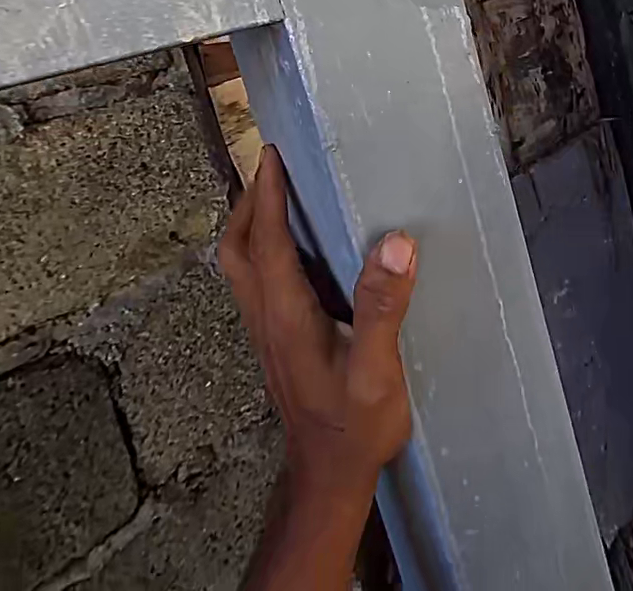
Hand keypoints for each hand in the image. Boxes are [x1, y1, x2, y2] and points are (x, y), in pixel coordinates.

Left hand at [219, 146, 418, 501]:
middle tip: (273, 166)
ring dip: (251, 222)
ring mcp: (267, 329)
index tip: (273, 154)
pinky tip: (295, 241)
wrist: (328, 477)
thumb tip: (395, 243)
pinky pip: (257, 278)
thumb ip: (382, 308)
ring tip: (279, 191)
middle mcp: (267, 317)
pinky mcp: (278, 337)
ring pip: (241, 263)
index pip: (267, 242)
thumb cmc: (354, 427)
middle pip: (237, 248)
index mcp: (286, 316)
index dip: (269, 195)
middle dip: (249, 201)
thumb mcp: (377, 371)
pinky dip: (264, 245)